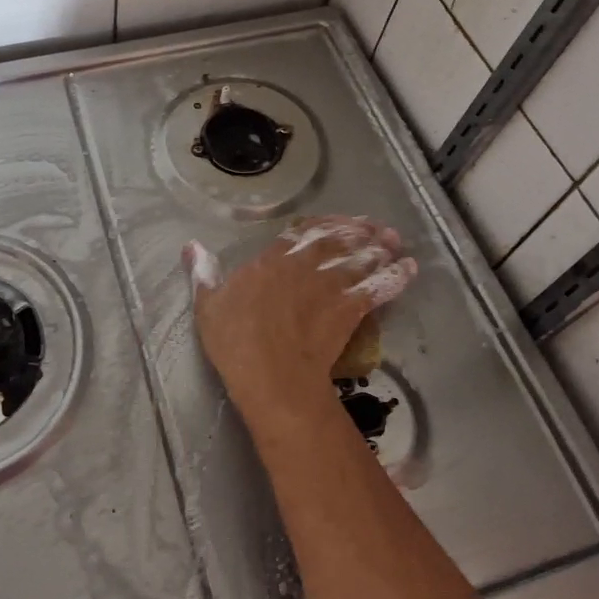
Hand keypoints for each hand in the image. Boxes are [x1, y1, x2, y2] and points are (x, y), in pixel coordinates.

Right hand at [185, 216, 416, 426]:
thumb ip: (203, 272)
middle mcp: (304, 265)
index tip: (336, 222)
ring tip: (394, 241)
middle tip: (376, 228)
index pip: (301, 233)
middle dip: (358, 232)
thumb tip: (190, 245)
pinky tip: (408, 269)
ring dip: (379, 248)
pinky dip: (395, 277)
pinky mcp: (350, 309)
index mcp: (271, 260)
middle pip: (336, 240)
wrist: (271, 375)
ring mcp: (330, 285)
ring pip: (360, 258)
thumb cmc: (235, 342)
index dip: (323, 225)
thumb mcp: (208, 305)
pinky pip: (377, 287)